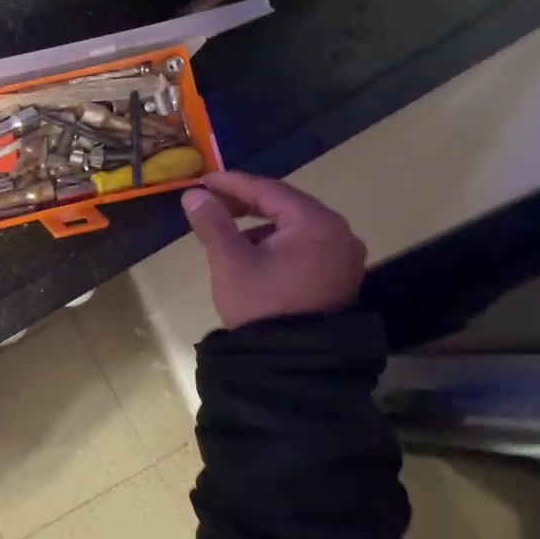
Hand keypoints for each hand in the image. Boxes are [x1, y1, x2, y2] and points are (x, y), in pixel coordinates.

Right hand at [182, 172, 365, 329]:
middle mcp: (340, 233)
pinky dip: (280, 242)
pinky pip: (307, 246)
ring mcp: (345, 256)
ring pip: (297, 227)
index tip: (204, 180)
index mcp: (316, 223)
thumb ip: (213, 223)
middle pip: (288, 205)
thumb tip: (194, 195)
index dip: (234, 184)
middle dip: (248, 203)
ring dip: (263, 224)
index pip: (270, 191)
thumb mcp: (230, 261)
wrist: (293, 358)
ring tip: (231, 234)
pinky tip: (257, 254)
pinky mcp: (341, 276)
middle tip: (214, 203)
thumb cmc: (262, 303)